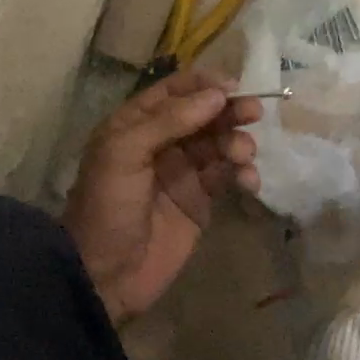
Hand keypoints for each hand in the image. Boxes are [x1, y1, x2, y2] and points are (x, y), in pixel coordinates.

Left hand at [63, 69, 262, 324]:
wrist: (104, 274)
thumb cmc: (107, 205)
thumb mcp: (125, 153)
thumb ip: (170, 120)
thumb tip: (217, 95)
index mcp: (136, 123)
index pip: (176, 90)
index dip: (205, 84)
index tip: (233, 86)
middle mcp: (162, 141)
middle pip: (204, 113)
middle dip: (230, 110)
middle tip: (254, 112)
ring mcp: (183, 171)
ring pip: (220, 142)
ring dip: (237, 142)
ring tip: (242, 155)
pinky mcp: (201, 200)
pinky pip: (228, 175)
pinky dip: (243, 173)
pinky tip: (249, 181)